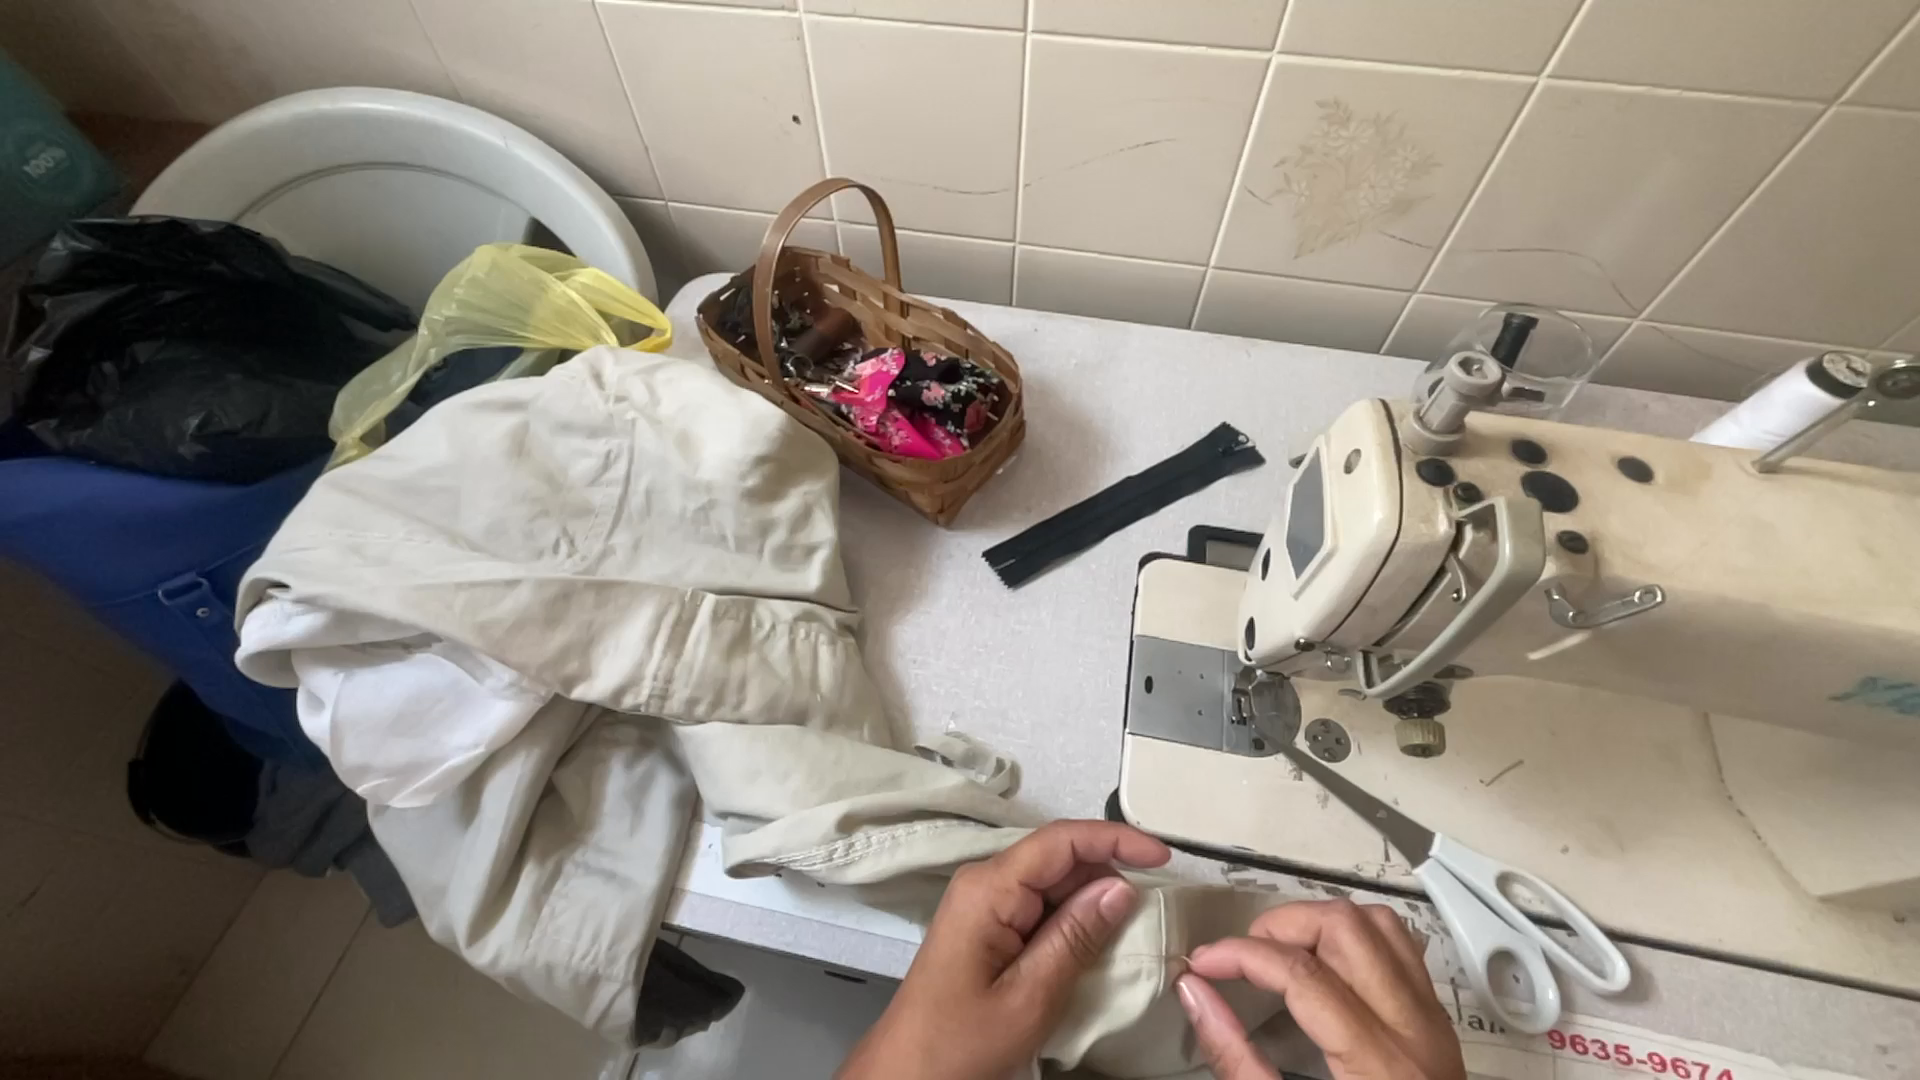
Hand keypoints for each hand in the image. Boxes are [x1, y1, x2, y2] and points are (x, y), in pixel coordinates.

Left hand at [836, 821, 1171, 1079]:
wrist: (907, 1074)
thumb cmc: (960, 1042)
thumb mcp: (1029, 997)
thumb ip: (1075, 937)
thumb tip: (1120, 887)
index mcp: (990, 887)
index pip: (1060, 840)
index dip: (1114, 838)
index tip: (1160, 855)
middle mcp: (984, 882)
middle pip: (1057, 857)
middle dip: (1108, 869)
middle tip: (1155, 899)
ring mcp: (983, 902)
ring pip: (1050, 880)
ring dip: (1091, 895)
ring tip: (1133, 922)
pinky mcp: (987, 924)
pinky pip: (1037, 904)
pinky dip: (1072, 916)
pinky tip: (1096, 937)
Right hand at [1176, 899, 1464, 1079]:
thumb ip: (1236, 1059)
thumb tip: (1193, 990)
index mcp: (1380, 1065)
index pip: (1302, 973)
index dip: (1240, 955)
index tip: (1201, 964)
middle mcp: (1415, 1030)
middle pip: (1345, 928)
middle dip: (1280, 928)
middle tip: (1244, 957)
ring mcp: (1432, 1020)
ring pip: (1377, 923)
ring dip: (1318, 922)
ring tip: (1281, 952)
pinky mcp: (1436, 1019)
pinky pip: (1400, 943)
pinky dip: (1355, 934)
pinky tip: (1324, 958)